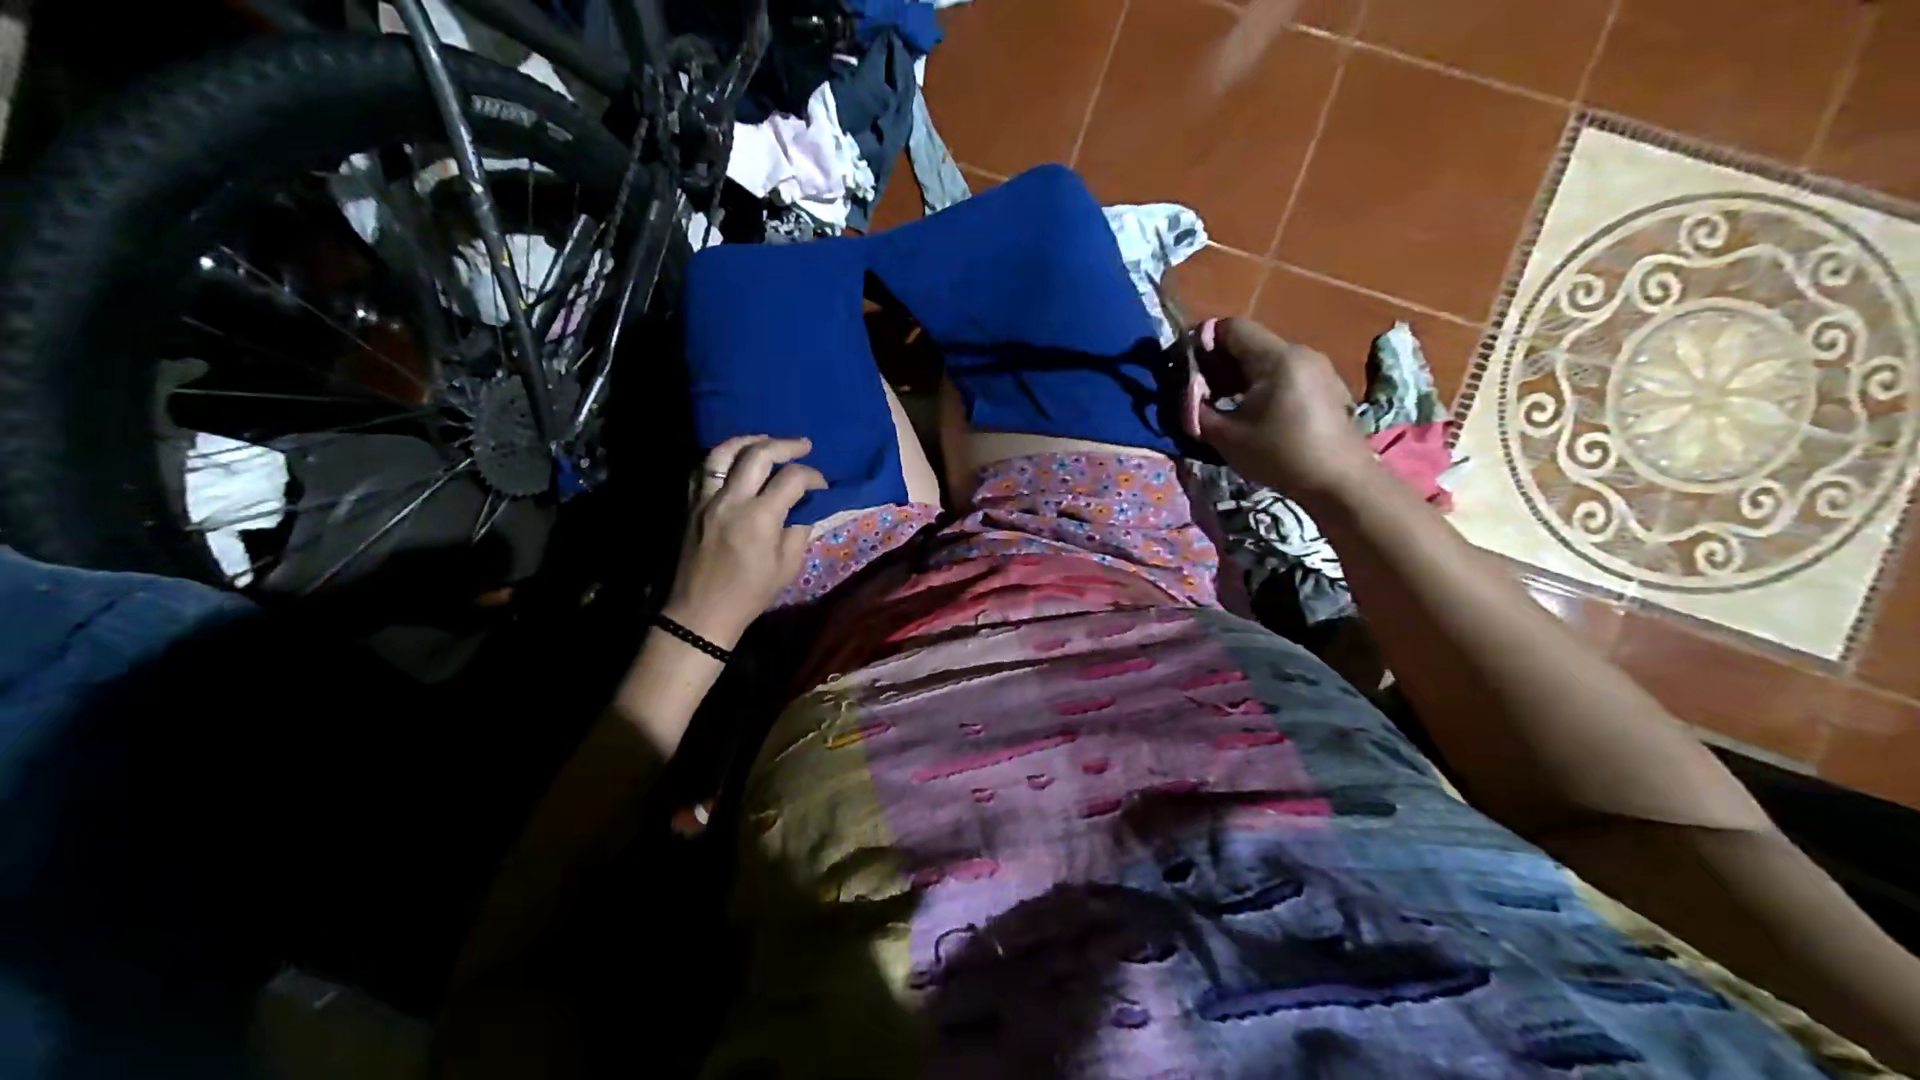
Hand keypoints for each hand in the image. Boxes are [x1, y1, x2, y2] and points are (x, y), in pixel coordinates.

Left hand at [662, 435, 825, 648]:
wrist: (701, 612)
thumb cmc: (750, 594)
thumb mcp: (787, 566)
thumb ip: (798, 530)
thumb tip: (806, 507)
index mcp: (759, 517)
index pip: (792, 479)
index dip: (812, 477)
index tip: (822, 486)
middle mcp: (731, 500)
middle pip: (758, 454)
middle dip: (785, 446)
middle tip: (803, 446)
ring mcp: (706, 500)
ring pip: (723, 453)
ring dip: (749, 441)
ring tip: (766, 441)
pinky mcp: (691, 505)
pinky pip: (703, 469)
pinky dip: (722, 458)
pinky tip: (736, 460)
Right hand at [1186, 319, 1375, 499]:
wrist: (1340, 482)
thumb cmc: (1280, 455)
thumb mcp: (1226, 436)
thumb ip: (1197, 409)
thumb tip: (1186, 395)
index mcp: (1276, 358)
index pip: (1231, 327)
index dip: (1203, 342)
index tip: (1187, 369)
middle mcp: (1300, 353)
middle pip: (1250, 343)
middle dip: (1220, 363)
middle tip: (1200, 392)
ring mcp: (1318, 368)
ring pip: (1267, 359)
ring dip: (1241, 377)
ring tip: (1224, 405)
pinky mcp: (1327, 386)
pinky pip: (1286, 374)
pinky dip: (1263, 386)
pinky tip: (1255, 415)